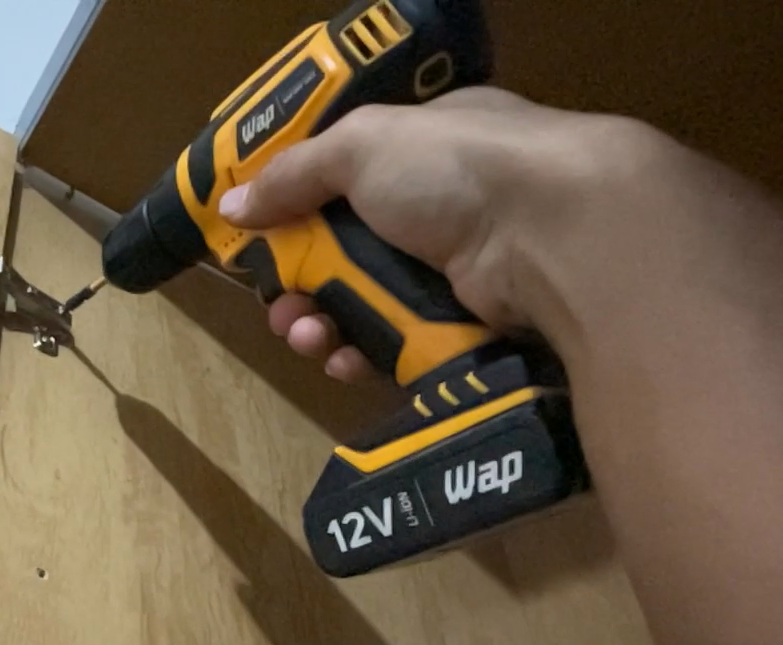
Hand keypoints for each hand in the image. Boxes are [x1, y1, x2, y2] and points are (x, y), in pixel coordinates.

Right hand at [218, 88, 650, 381]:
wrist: (552, 238)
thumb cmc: (456, 173)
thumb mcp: (363, 146)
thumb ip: (292, 174)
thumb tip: (230, 205)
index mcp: (417, 156)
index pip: (337, 188)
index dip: (292, 219)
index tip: (259, 248)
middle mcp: (431, 215)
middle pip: (337, 261)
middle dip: (296, 290)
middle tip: (280, 311)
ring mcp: (441, 276)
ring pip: (356, 311)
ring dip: (317, 328)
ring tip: (305, 338)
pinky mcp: (450, 330)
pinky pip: (385, 348)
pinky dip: (356, 356)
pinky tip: (343, 359)